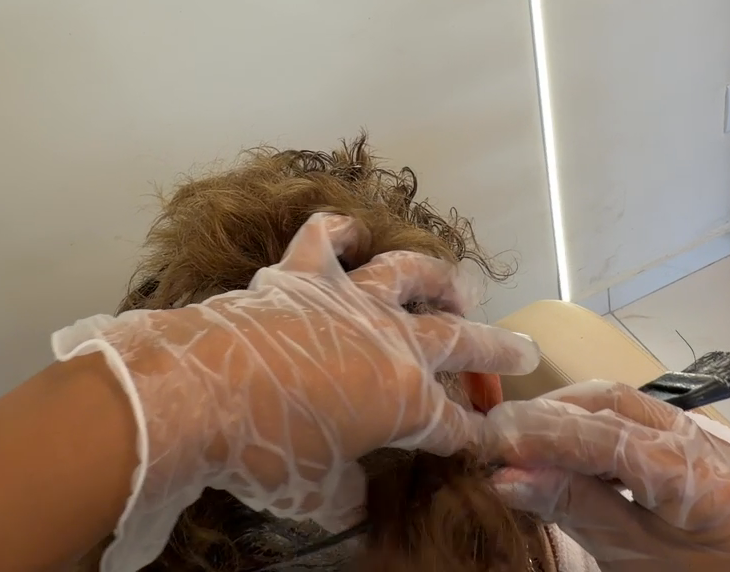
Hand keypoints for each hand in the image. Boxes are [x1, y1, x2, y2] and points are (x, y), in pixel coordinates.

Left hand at [52, 212, 540, 571]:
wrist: (205, 391)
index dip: (477, 434)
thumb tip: (354, 497)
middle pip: (458, 341)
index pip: (454, 422)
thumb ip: (348, 494)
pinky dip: (343, 231)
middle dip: (496, 350)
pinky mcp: (302, 272)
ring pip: (408, 273)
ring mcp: (346, 298)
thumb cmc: (267, 450)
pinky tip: (352, 233)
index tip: (491, 436)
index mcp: (403, 399)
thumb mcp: (318, 497)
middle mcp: (388, 338)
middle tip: (524, 349)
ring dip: (436, 277)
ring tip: (455, 283)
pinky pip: (329, 235)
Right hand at [484, 380, 729, 571]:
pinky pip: (632, 422)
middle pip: (616, 403)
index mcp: (711, 487)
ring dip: (567, 416)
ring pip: (620, 404)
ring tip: (524, 438)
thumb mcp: (633, 565)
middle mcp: (712, 448)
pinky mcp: (691, 449)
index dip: (549, 435)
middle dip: (553, 413)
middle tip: (500, 431)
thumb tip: (504, 476)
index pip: (614, 439)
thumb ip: (573, 508)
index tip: (495, 439)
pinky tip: (562, 448)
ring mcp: (706, 443)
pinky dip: (590, 429)